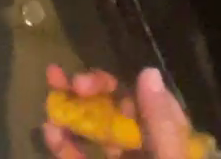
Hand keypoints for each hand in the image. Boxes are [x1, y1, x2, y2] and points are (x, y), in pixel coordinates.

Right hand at [42, 66, 195, 158]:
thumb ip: (161, 126)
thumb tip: (148, 71)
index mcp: (171, 148)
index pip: (151, 106)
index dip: (122, 86)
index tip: (96, 80)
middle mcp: (145, 151)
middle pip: (118, 112)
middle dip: (90, 92)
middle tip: (68, 81)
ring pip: (95, 132)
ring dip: (71, 110)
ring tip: (50, 91)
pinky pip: (79, 156)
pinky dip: (63, 144)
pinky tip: (49, 131)